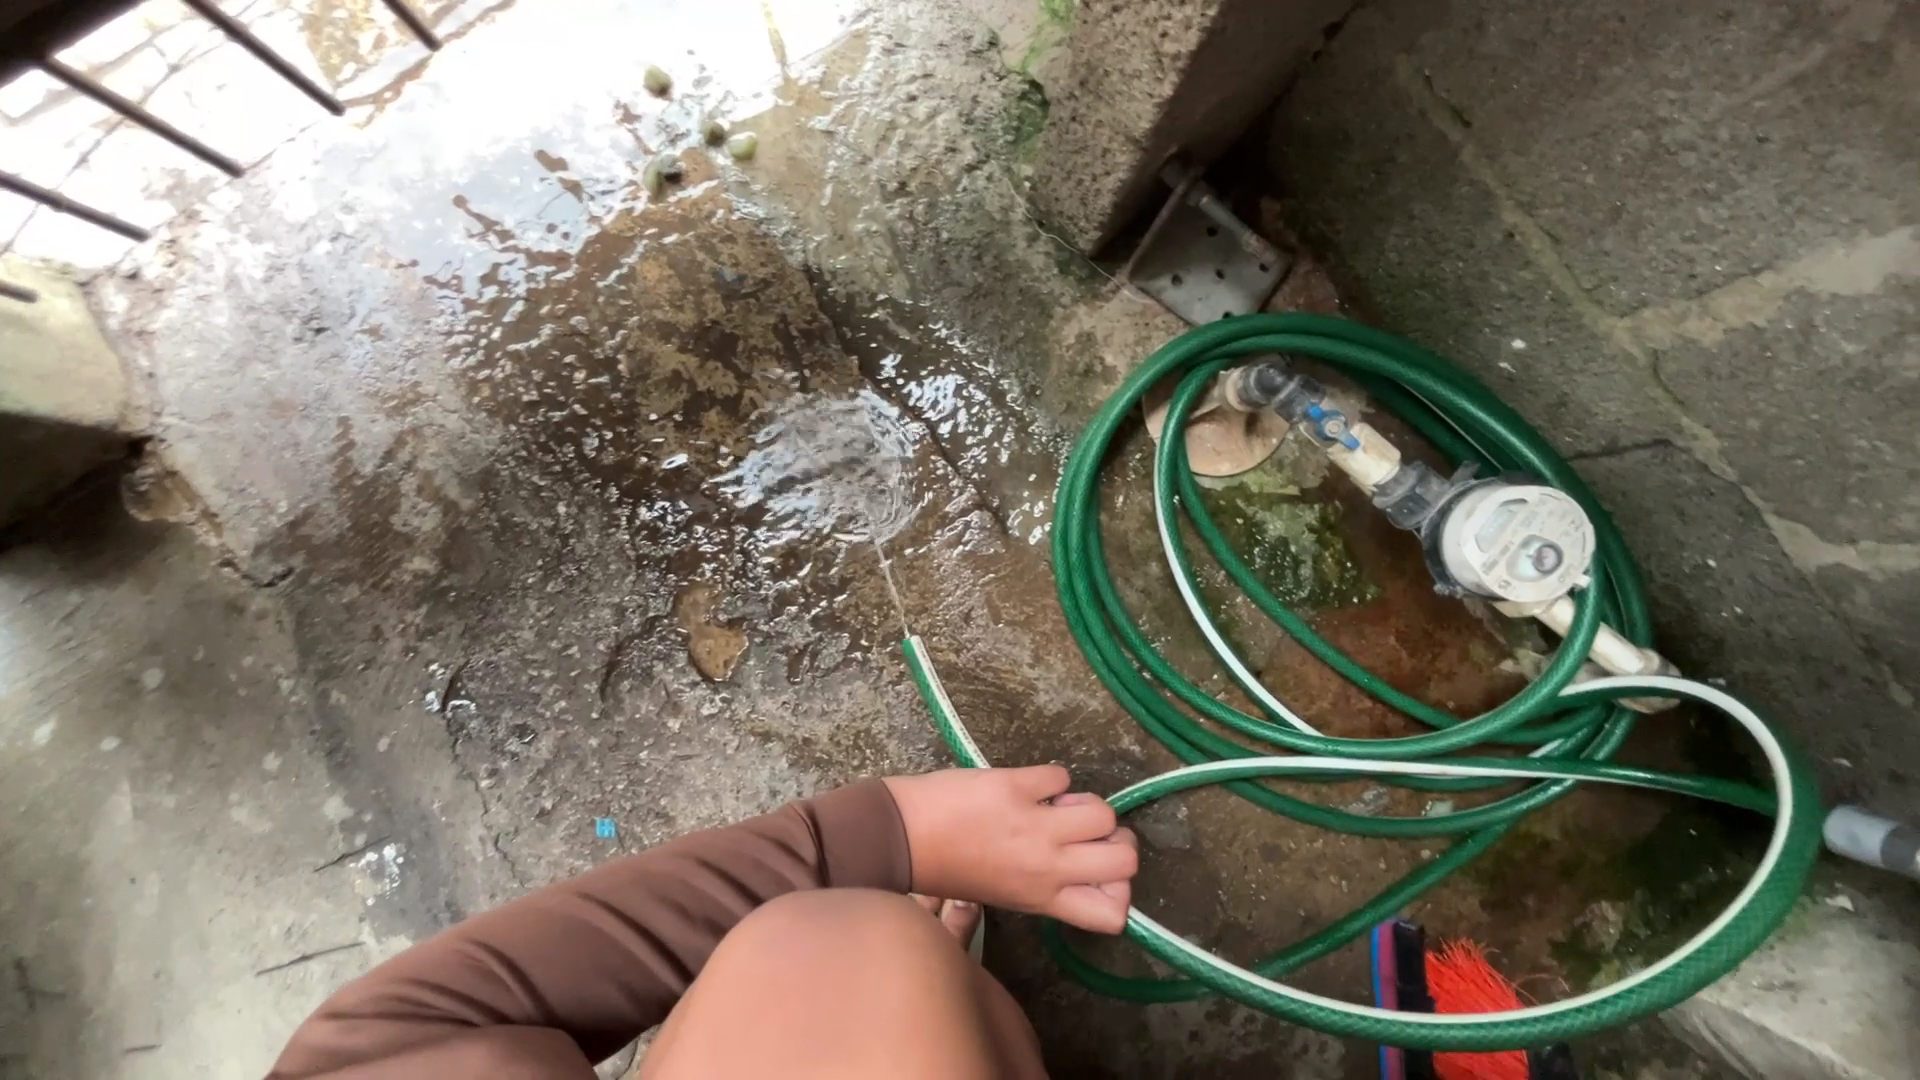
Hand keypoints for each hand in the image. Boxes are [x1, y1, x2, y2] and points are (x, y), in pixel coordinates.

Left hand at [882, 766, 1137, 933]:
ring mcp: (1033, 826)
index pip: (1114, 913)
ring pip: (1103, 812)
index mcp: (1044, 898)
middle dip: (1115, 838)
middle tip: (1086, 830)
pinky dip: (1051, 778)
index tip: (1098, 870)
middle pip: (1125, 859)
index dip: (1119, 890)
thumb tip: (1085, 851)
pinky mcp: (1015, 786)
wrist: (903, 835)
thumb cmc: (952, 867)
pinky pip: (1060, 775)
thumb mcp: (1007, 892)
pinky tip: (1030, 785)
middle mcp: (1046, 867)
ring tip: (1057, 804)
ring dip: (1086, 803)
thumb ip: (1048, 882)